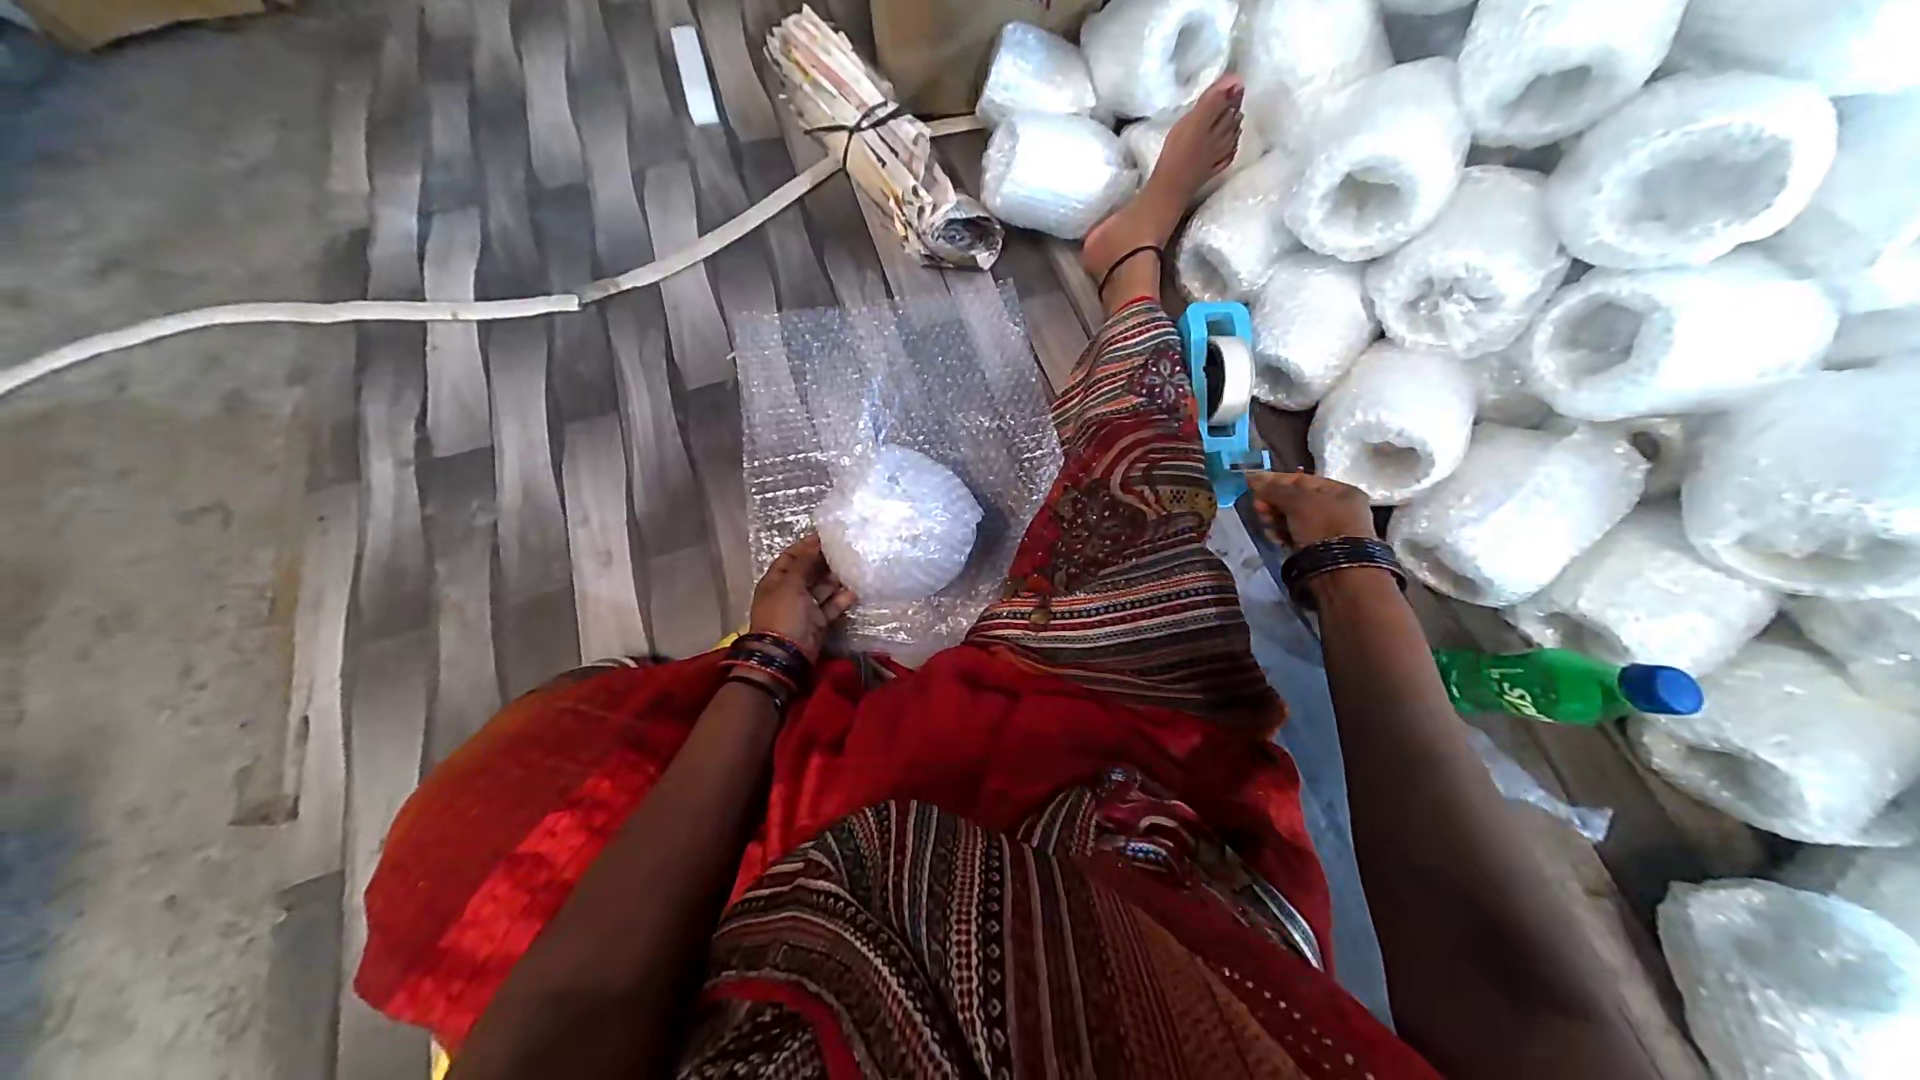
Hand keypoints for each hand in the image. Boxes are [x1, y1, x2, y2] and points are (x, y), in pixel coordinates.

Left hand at [748, 533, 856, 662]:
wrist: (787, 652)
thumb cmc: (784, 613)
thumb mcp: (790, 583)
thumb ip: (803, 562)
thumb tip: (814, 543)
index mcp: (776, 580)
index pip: (790, 557)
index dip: (805, 546)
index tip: (824, 536)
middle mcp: (790, 591)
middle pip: (808, 571)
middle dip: (823, 561)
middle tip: (844, 549)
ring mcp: (804, 607)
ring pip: (822, 588)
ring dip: (835, 579)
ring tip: (852, 565)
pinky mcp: (818, 621)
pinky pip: (831, 606)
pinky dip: (842, 599)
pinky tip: (855, 589)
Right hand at [1247, 469, 1377, 549]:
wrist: (1339, 570)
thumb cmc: (1323, 526)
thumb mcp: (1298, 501)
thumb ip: (1274, 489)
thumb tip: (1252, 479)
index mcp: (1340, 491)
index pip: (1301, 479)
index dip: (1275, 480)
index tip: (1252, 484)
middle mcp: (1336, 509)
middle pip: (1295, 499)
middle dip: (1272, 502)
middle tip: (1256, 506)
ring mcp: (1327, 530)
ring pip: (1293, 518)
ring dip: (1274, 518)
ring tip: (1263, 522)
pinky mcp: (1317, 549)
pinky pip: (1294, 535)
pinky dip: (1281, 534)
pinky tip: (1272, 536)